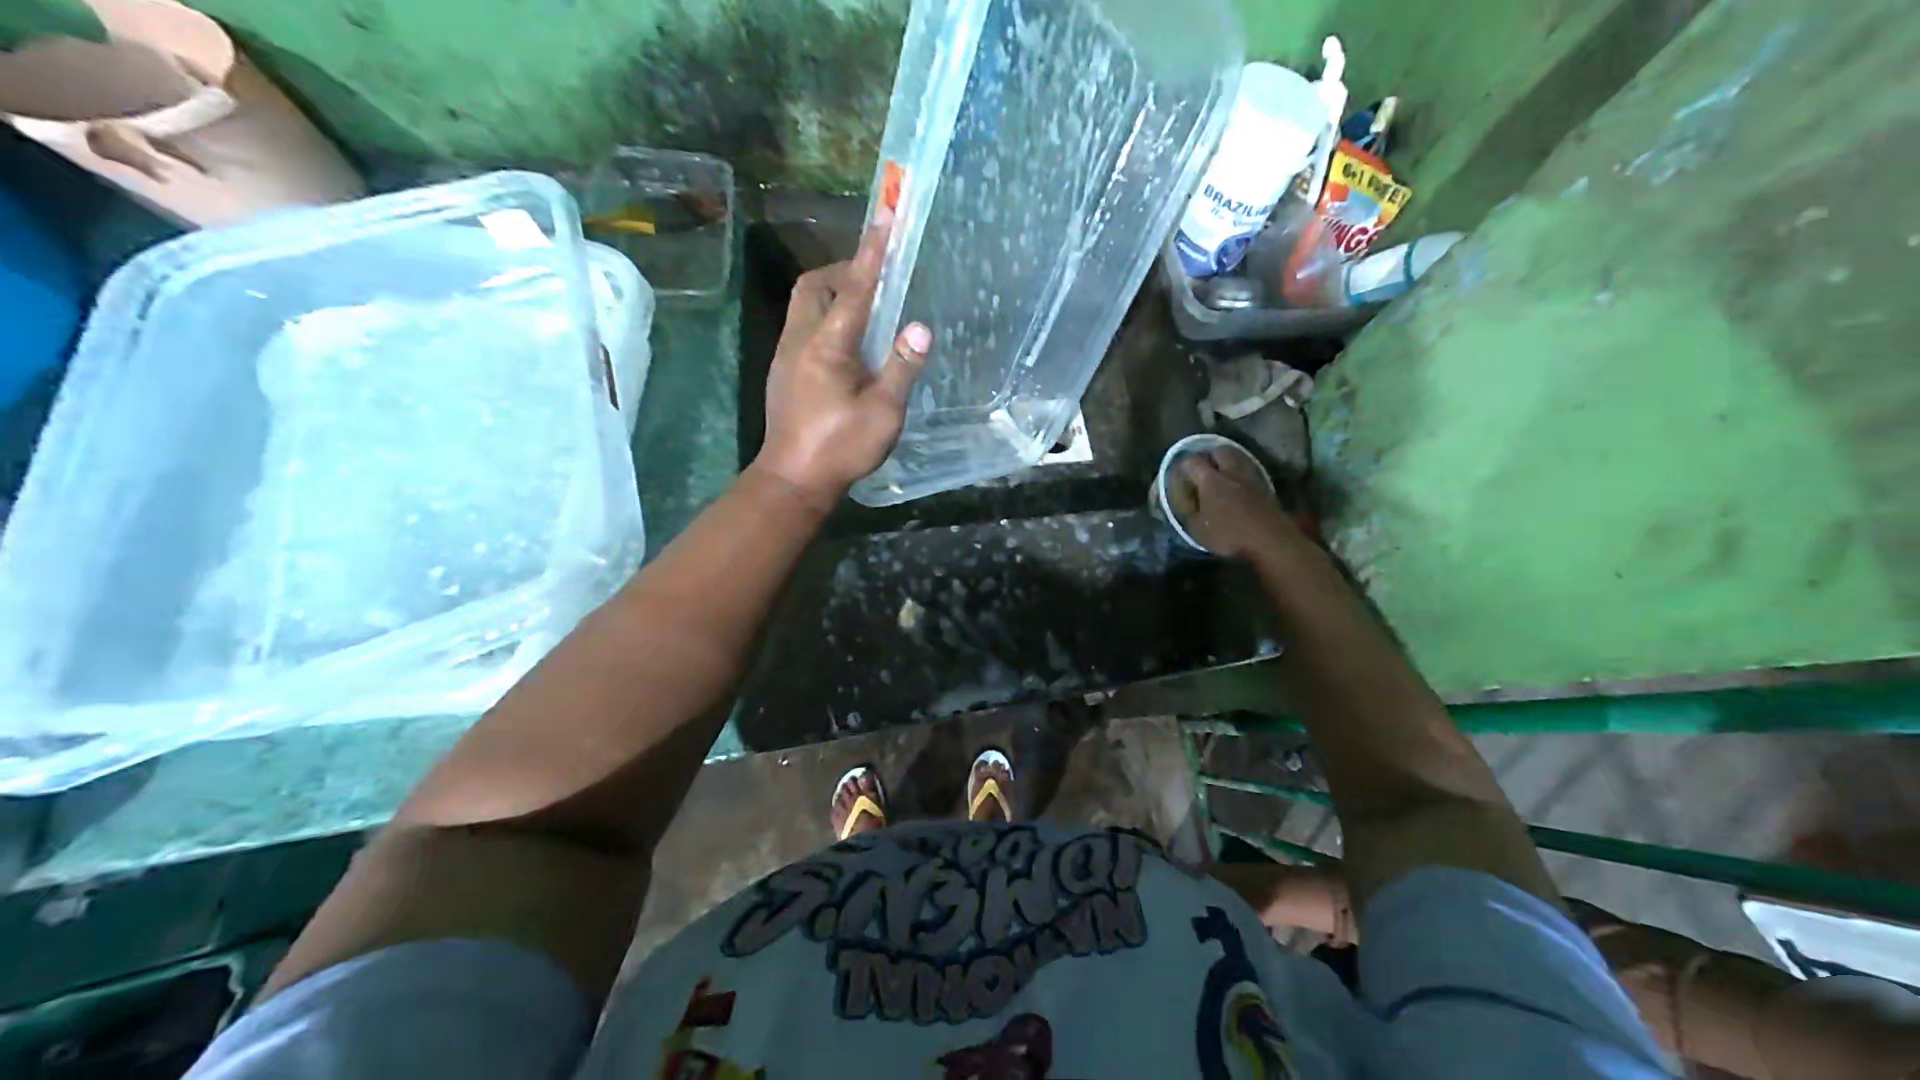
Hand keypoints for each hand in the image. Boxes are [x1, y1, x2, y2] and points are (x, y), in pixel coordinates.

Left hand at [753, 209, 929, 510]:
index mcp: (827, 346)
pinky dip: (825, 318)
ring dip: (832, 293)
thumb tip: (920, 327)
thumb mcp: (882, 414)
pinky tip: (846, 343)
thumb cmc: (840, 448)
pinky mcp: (783, 372)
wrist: (792, 481)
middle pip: (815, 284)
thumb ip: (901, 368)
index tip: (886, 215)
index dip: (873, 251)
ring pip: (804, 305)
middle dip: (845, 269)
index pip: (855, 288)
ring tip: (866, 307)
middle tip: (876, 276)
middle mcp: (800, 340)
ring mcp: (785, 356)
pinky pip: (803, 327)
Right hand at [1167, 448, 1295, 557]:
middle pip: (1220, 451)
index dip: (1183, 465)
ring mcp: (1252, 478)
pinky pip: (1250, 472)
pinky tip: (1238, 486)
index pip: (1192, 461)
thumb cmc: (1229, 535)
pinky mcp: (1266, 488)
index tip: (1179, 474)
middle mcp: (1231, 472)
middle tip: (1203, 468)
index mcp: (1210, 480)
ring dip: (1229, 462)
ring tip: (1221, 474)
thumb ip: (1187, 511)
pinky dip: (1242, 474)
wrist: (1271, 541)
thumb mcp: (1197, 529)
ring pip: (1239, 458)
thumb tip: (1184, 501)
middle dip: (1210, 456)